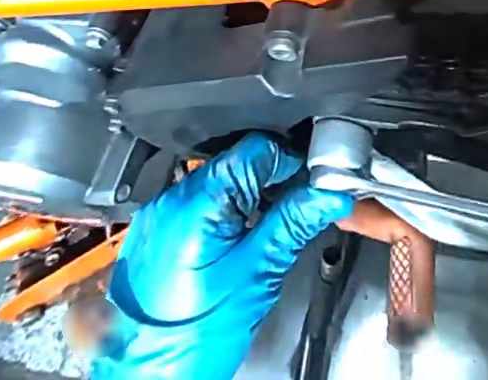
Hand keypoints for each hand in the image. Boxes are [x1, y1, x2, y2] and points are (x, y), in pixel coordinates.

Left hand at [91, 134, 351, 379]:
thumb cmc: (192, 340)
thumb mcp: (257, 274)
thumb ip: (295, 223)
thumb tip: (330, 194)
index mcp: (200, 198)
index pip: (258, 148)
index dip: (292, 160)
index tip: (313, 182)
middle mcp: (174, 196)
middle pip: (240, 161)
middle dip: (274, 177)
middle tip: (299, 204)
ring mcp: (162, 212)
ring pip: (221, 180)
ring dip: (251, 193)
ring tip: (270, 225)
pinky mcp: (157, 229)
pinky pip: (201, 200)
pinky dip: (226, 209)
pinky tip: (239, 237)